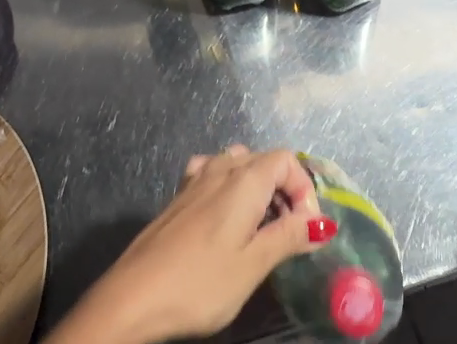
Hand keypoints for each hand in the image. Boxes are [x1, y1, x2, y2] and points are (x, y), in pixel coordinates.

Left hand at [47, 145, 332, 343]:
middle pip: (263, 159)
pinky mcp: (178, 197)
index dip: (304, 189)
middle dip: (285, 189)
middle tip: (290, 233)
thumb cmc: (200, 282)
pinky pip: (212, 174)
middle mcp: (218, 169)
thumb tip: (322, 223)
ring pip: (236, 164)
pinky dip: (230, 188)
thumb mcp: (253, 265)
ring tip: (262, 227)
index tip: (307, 229)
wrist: (134, 297)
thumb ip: (288, 237)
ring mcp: (194, 180)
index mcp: (243, 180)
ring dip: (258, 188)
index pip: (285, 159)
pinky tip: (227, 217)